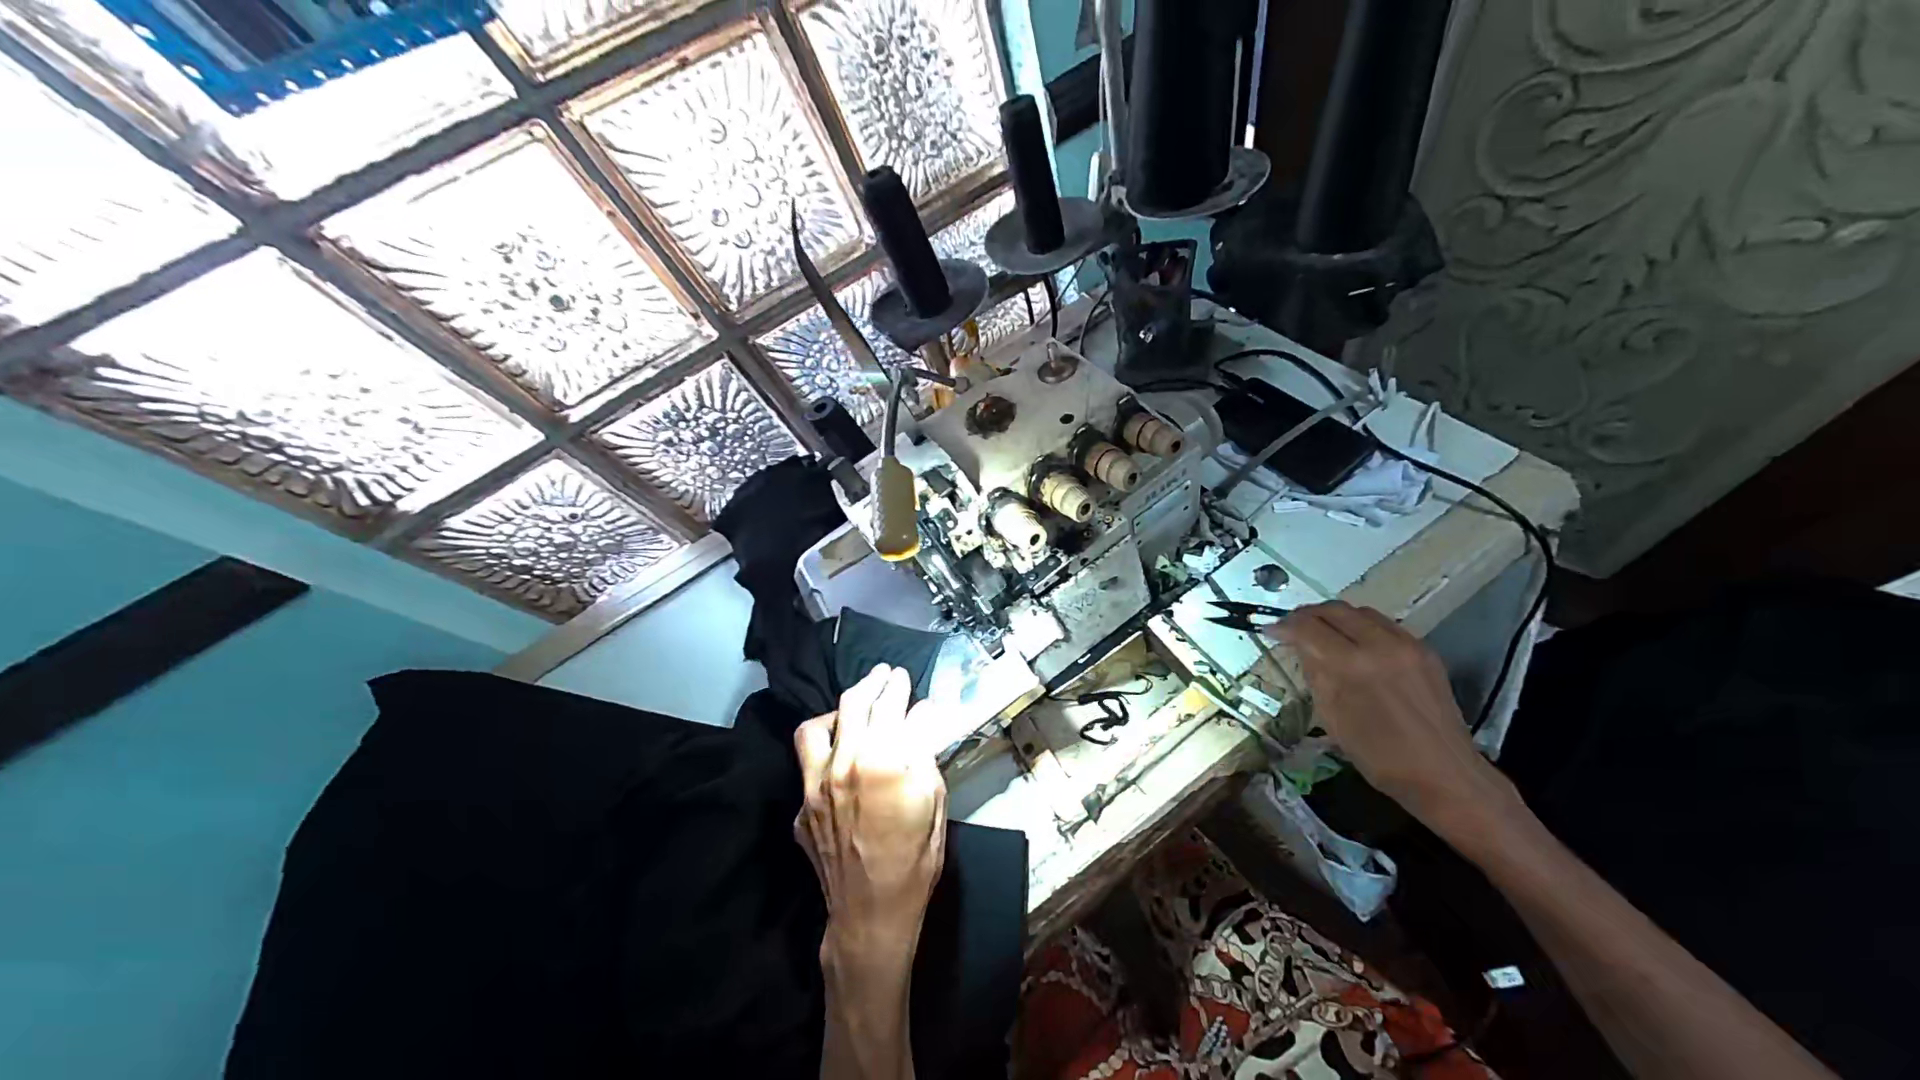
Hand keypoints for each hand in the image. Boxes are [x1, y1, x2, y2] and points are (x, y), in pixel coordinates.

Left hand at [794, 664, 947, 967]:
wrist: (870, 915)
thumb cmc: (915, 861)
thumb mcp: (934, 801)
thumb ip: (924, 751)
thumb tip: (923, 714)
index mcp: (881, 762)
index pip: (890, 708)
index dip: (898, 688)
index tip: (902, 677)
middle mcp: (842, 764)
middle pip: (854, 705)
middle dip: (871, 684)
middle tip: (883, 675)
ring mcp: (814, 785)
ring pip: (817, 726)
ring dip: (837, 710)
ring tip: (852, 708)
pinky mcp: (800, 805)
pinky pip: (808, 764)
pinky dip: (826, 751)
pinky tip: (840, 759)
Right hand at [1272, 602, 1517, 830]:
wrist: (1444, 773)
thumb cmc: (1378, 756)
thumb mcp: (1331, 717)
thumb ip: (1316, 675)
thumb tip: (1302, 649)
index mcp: (1351, 665)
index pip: (1308, 627)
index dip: (1284, 626)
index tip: (1271, 631)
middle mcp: (1380, 645)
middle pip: (1335, 610)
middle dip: (1309, 615)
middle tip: (1293, 627)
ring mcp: (1407, 645)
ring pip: (1361, 611)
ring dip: (1336, 617)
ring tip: (1323, 633)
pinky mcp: (1425, 651)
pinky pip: (1385, 625)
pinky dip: (1362, 627)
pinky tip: (1356, 646)